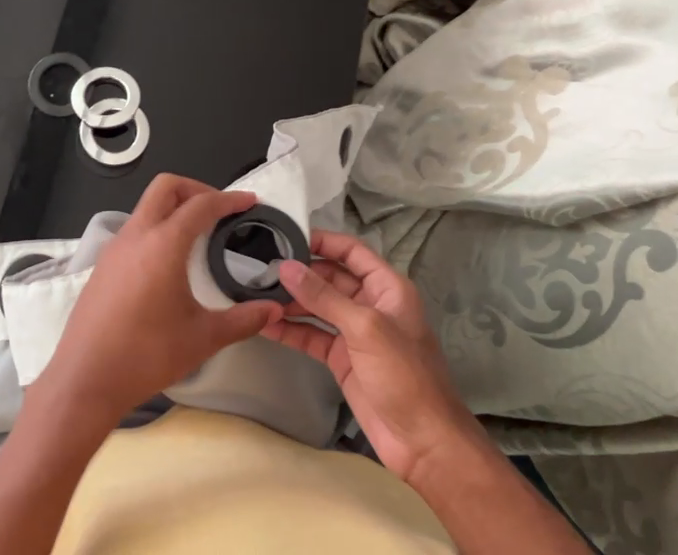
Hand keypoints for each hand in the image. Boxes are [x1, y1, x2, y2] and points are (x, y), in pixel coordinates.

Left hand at [37, 174, 283, 418]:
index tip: (249, 201)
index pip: (200, 205)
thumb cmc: (147, 354)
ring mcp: (114, 249)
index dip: (228, 199)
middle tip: (221, 210)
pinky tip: (170, 261)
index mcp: (163, 244)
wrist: (86, 377)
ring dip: (174, 209)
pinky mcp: (103, 265)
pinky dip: (157, 229)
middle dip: (196, 189)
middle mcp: (135, 236)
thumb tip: (273, 310)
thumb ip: (242, 320)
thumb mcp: (203, 338)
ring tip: (199, 234)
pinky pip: (134, 231)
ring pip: (146, 207)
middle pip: (165, 187)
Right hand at [261, 229, 484, 487]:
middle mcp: (370, 305)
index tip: (285, 236)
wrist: (423, 441)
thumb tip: (286, 267)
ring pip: (317, 307)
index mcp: (387, 288)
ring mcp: (354, 333)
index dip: (322, 241)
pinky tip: (265, 324)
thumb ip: (324, 296)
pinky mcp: (341, 359)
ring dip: (290, 300)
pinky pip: (311, 335)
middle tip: (260, 266)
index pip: (351, 252)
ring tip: (255, 291)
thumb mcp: (365, 328)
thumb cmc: (404, 375)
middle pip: (330, 277)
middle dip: (299, 272)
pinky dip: (290, 329)